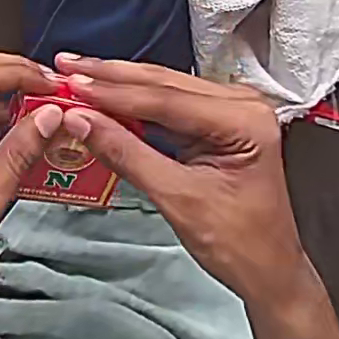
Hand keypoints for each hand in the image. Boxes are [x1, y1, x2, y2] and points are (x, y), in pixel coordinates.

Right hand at [51, 54, 338, 338]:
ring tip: (76, 72)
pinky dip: (133, 98)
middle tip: (67, 65)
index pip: (166, 100)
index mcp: (243, 119)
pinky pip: (167, 99)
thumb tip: (78, 119)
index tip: (72, 84)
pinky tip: (104, 90)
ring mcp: (230, 104)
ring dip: (117, 82)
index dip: (114, 92)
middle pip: (163, 84)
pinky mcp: (216, 114)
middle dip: (110, 76)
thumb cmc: (237, 245)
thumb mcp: (177, 199)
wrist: (270, 273)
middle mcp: (241, 100)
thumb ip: (126, 153)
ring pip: (162, 86)